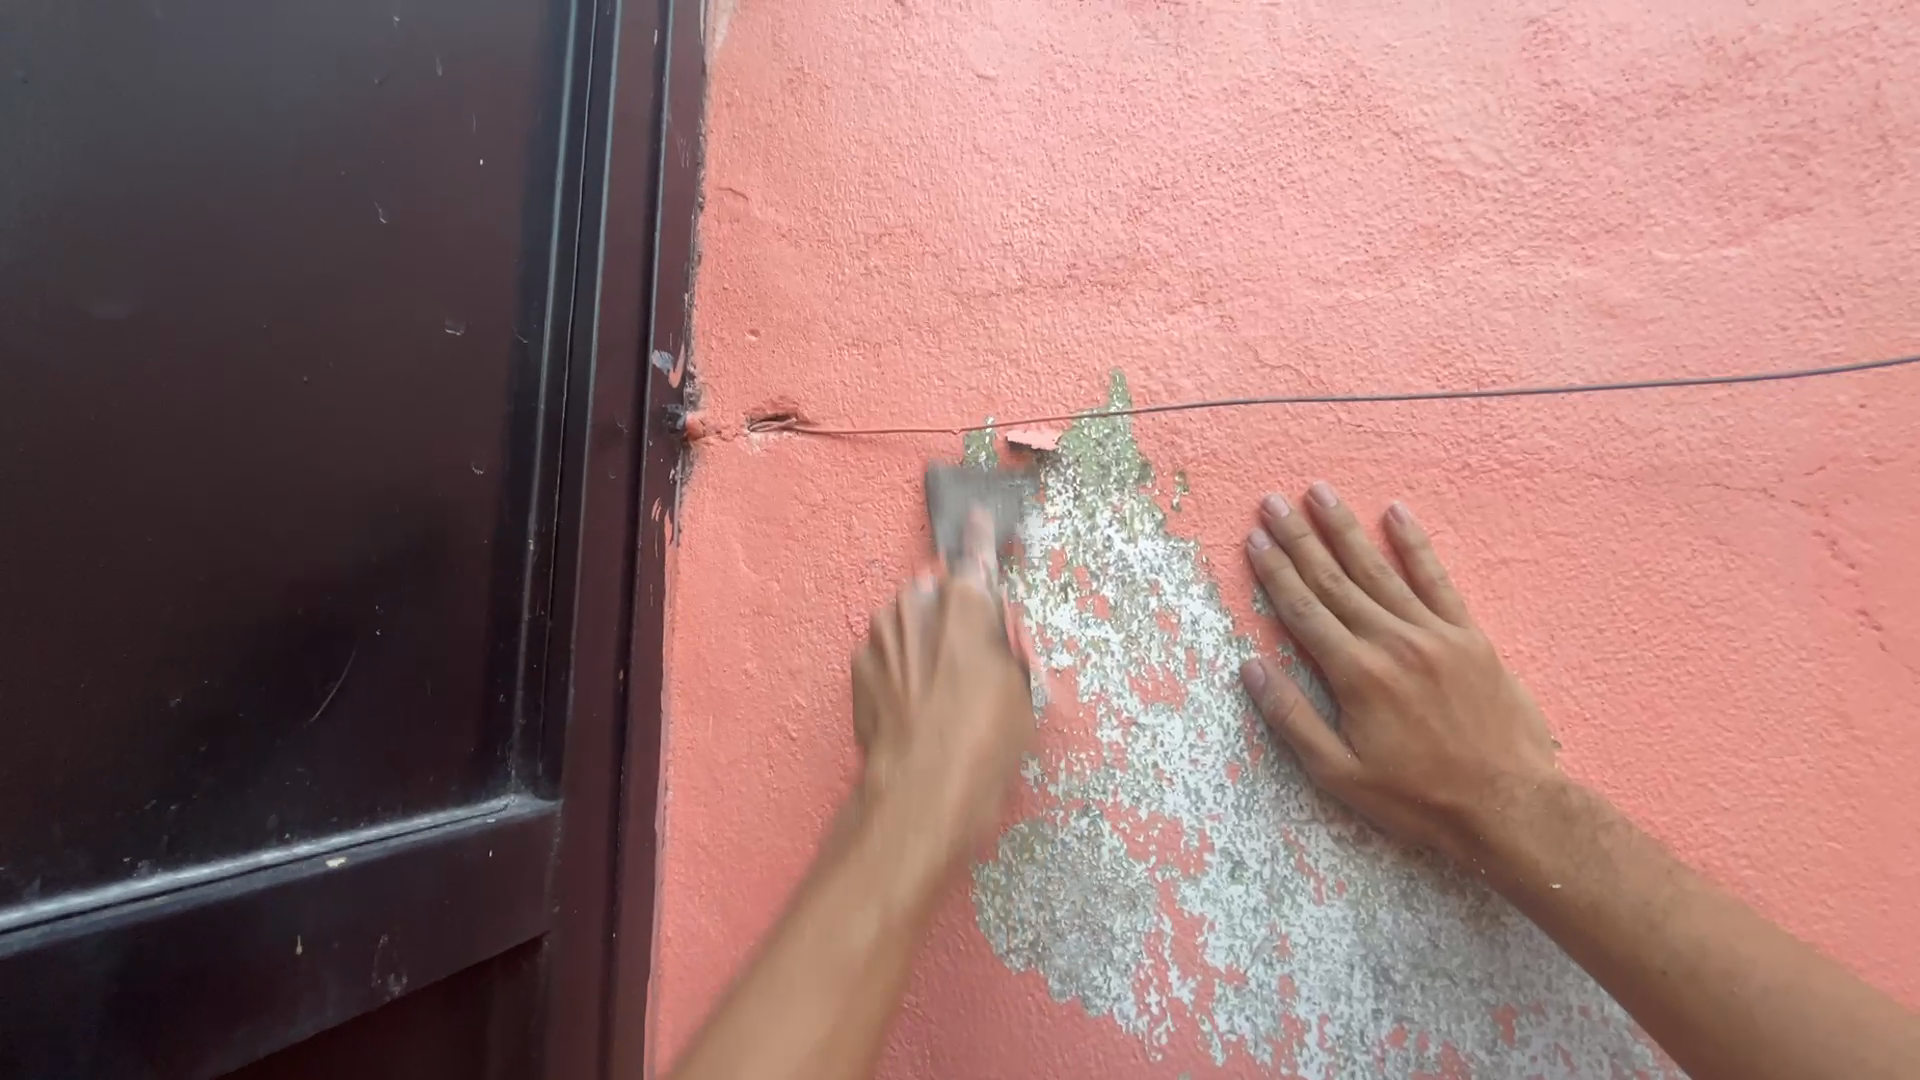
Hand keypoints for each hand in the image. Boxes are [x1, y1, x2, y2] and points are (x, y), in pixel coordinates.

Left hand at [850, 562, 1034, 870]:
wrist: (920, 788)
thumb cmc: (986, 739)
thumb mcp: (1021, 689)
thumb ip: (1003, 644)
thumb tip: (990, 629)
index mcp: (966, 605)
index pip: (976, 557)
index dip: (980, 537)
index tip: (976, 514)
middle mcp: (918, 606)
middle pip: (936, 592)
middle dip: (949, 610)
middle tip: (966, 655)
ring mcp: (881, 634)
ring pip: (907, 620)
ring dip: (920, 637)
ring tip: (936, 687)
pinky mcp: (858, 664)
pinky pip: (886, 651)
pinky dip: (898, 665)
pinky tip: (910, 702)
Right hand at [1239, 482, 1561, 863]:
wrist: (1513, 811)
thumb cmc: (1416, 798)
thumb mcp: (1337, 773)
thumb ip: (1290, 717)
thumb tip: (1250, 668)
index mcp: (1355, 673)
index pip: (1302, 609)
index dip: (1274, 572)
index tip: (1253, 539)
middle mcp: (1391, 641)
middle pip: (1333, 578)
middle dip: (1298, 537)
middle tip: (1271, 501)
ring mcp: (1434, 633)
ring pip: (1378, 569)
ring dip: (1344, 528)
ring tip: (1318, 493)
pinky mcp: (1469, 635)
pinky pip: (1437, 579)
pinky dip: (1415, 544)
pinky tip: (1396, 511)